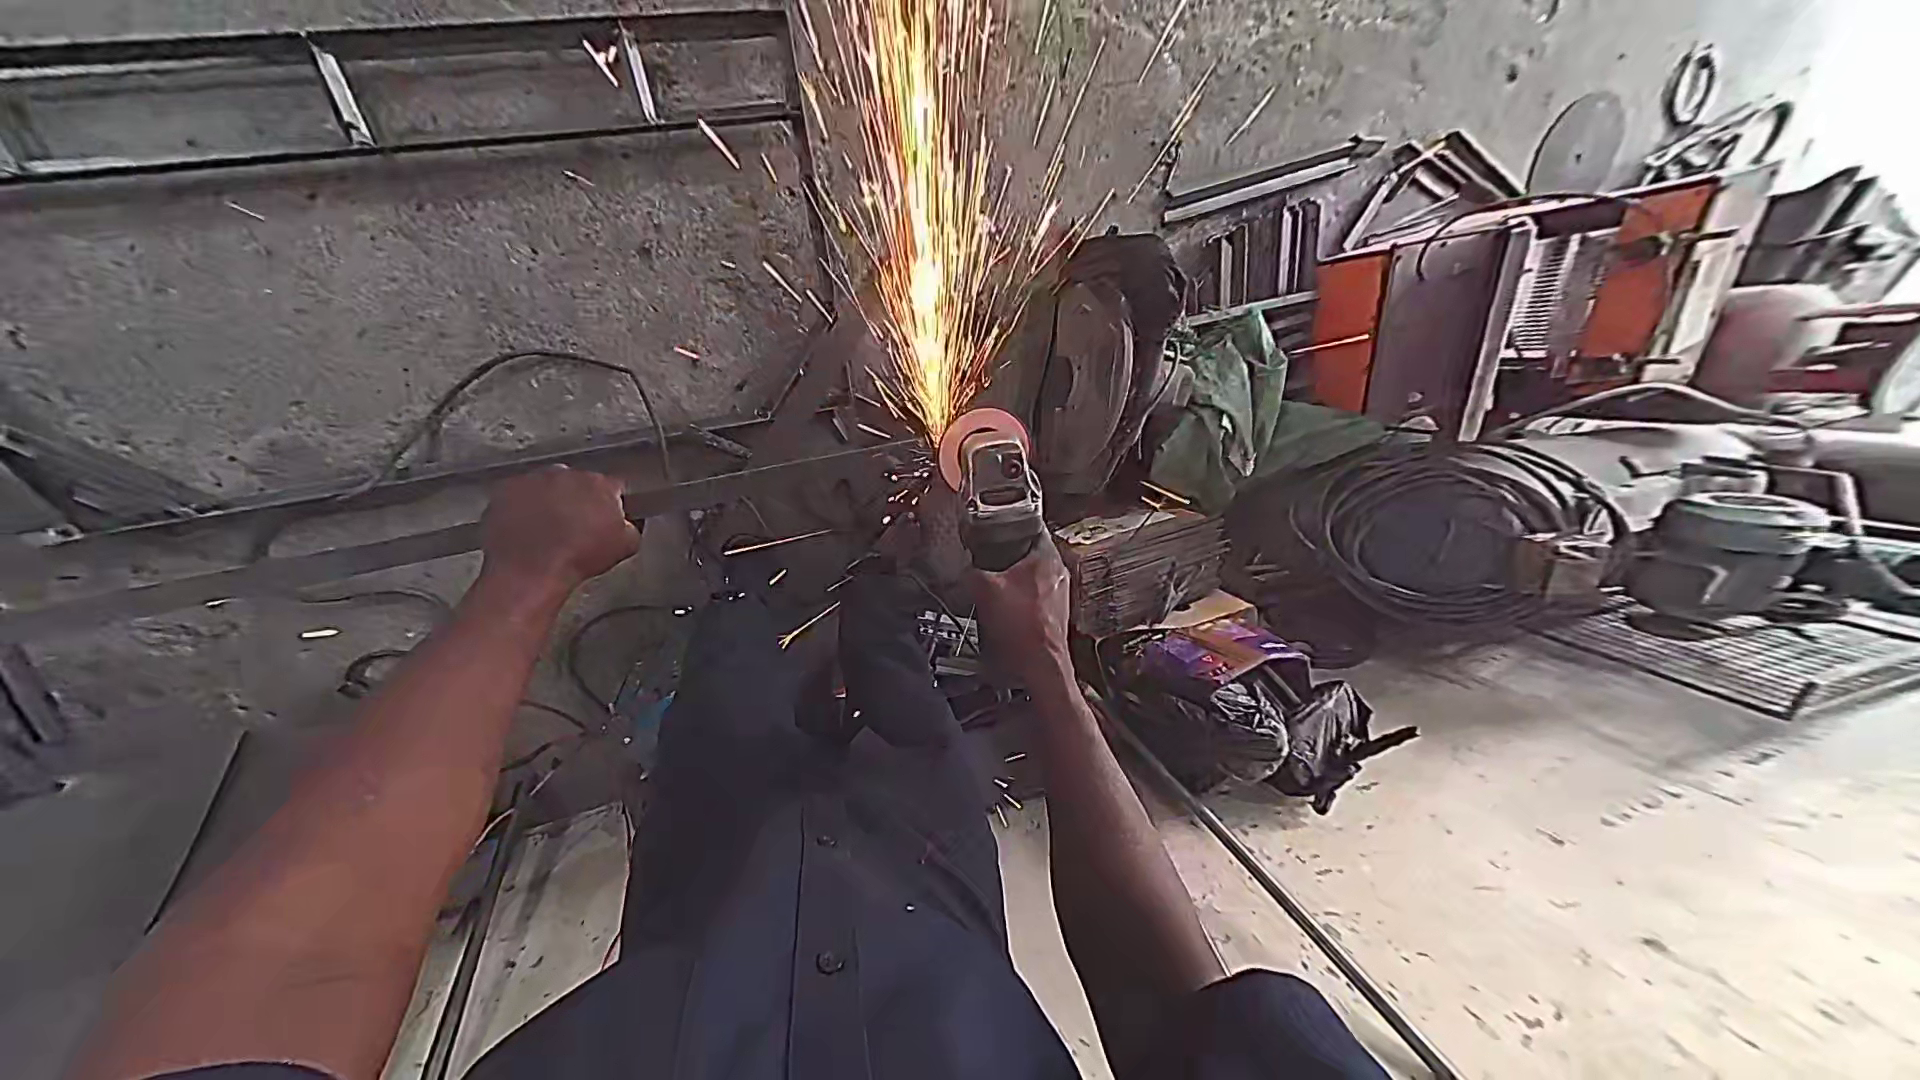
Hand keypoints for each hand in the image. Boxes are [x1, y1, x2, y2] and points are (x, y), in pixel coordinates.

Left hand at [480, 466, 638, 598]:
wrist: (530, 571)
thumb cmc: (576, 558)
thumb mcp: (626, 546)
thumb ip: (631, 526)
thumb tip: (626, 524)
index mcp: (600, 485)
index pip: (613, 486)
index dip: (612, 502)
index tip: (607, 514)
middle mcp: (567, 475)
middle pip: (579, 482)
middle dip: (580, 499)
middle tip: (578, 524)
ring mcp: (534, 480)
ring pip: (548, 485)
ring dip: (551, 500)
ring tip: (550, 527)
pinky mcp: (506, 489)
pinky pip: (520, 493)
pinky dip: (524, 505)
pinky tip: (528, 526)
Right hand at [971, 531, 1070, 681]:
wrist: (1039, 665)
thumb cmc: (1022, 628)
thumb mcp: (984, 590)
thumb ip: (971, 571)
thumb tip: (962, 566)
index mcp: (1047, 558)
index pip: (1033, 525)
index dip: (1011, 521)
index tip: (997, 521)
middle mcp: (1057, 573)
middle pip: (1030, 550)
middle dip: (1009, 551)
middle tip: (989, 552)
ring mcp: (1058, 594)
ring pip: (1032, 572)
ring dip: (1013, 575)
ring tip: (993, 579)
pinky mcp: (1053, 612)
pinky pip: (1033, 594)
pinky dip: (1018, 595)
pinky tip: (1003, 604)